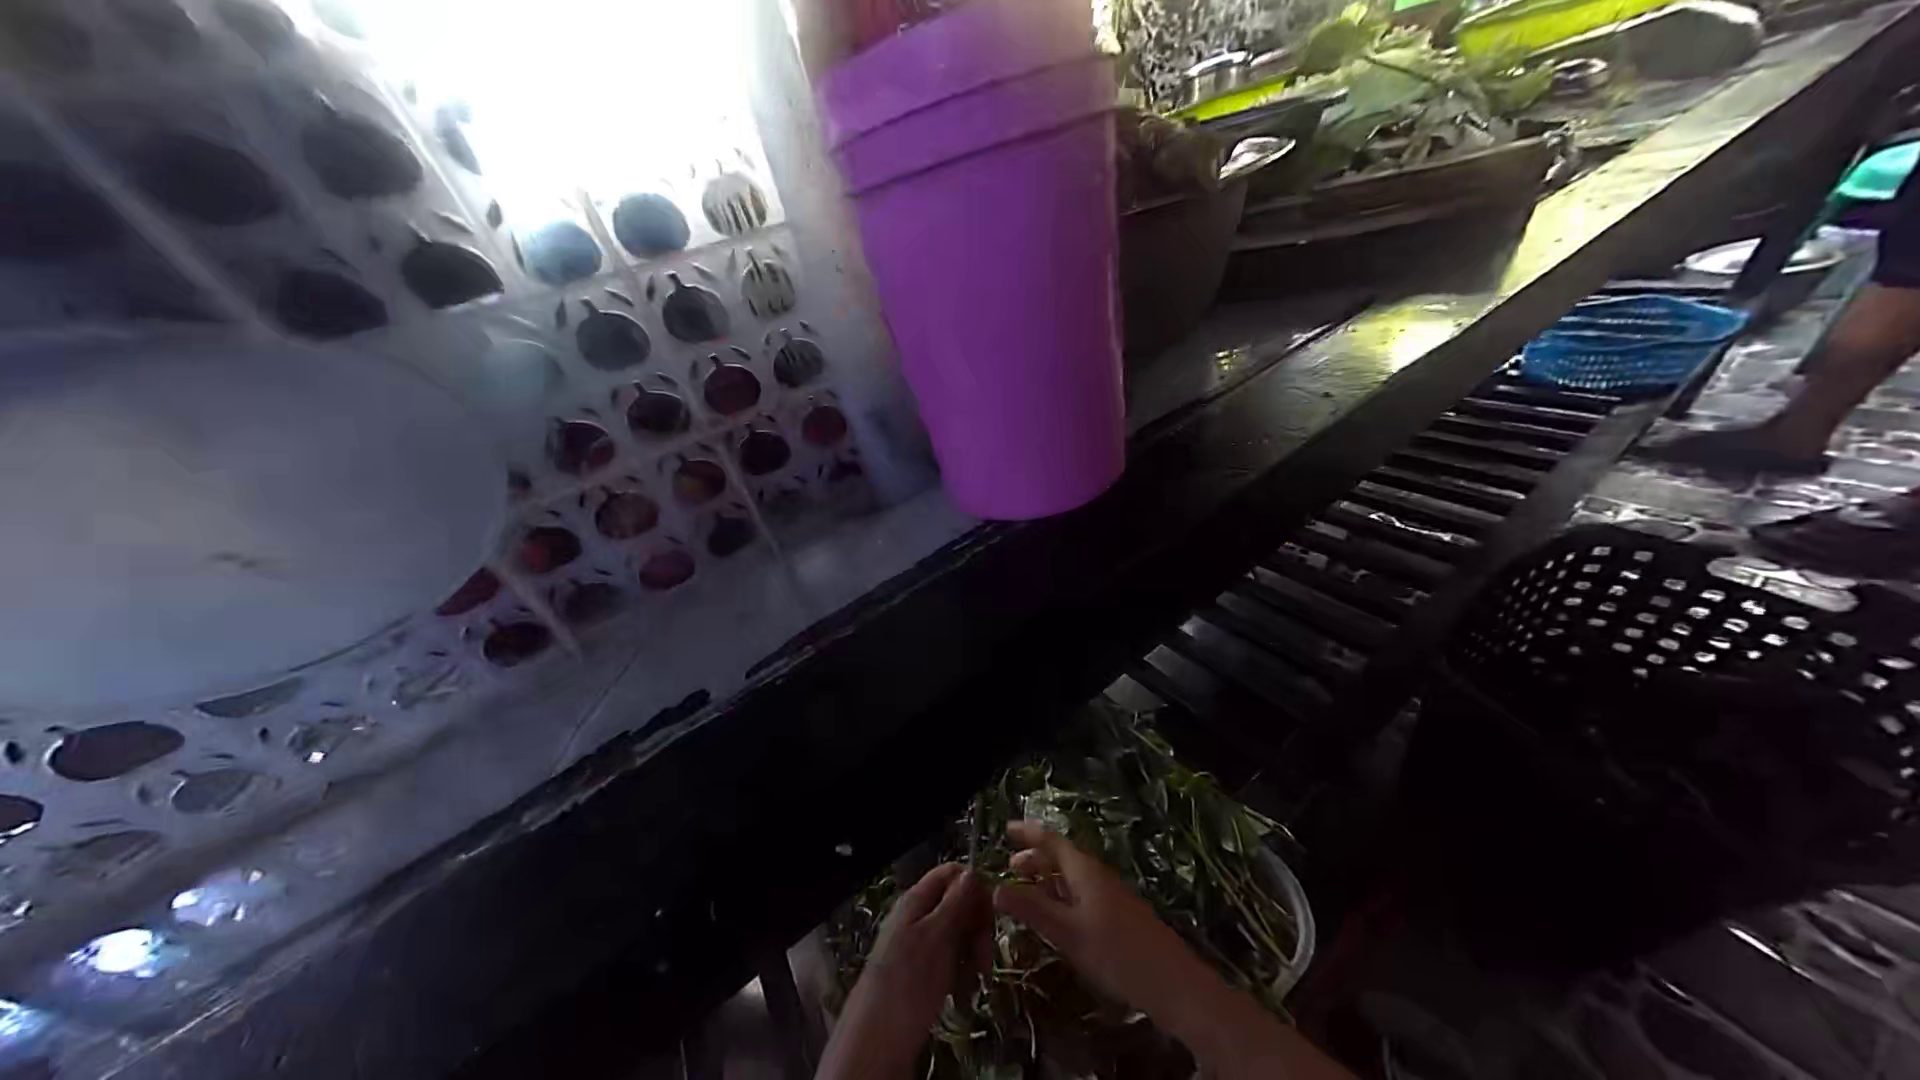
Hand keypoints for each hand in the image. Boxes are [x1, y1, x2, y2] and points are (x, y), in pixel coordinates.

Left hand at [816, 863, 989, 1079]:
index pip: (952, 873)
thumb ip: (956, 902)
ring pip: (957, 933)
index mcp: (916, 899)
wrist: (876, 1043)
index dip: (975, 887)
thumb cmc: (907, 984)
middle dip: (977, 926)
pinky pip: (949, 959)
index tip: (991, 915)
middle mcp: (917, 916)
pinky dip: (961, 971)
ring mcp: (918, 944)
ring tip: (973, 979)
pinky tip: (962, 991)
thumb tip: (973, 870)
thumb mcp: (937, 936)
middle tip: (984, 958)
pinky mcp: (921, 972)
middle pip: (958, 903)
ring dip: (971, 952)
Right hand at [994, 823, 1357, 1079]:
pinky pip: (1081, 894)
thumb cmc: (1117, 954)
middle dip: (1034, 858)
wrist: (1174, 985)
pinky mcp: (1118, 916)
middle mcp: (1097, 875)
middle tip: (1009, 867)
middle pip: (1061, 857)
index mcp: (1085, 871)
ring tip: (1026, 892)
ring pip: (1071, 877)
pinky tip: (1055, 917)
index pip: (1051, 840)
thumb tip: (995, 887)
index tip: (1006, 828)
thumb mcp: (1067, 933)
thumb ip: (1032, 909)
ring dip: (1047, 879)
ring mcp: (1110, 895)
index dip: (1028, 832)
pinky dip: (1061, 897)